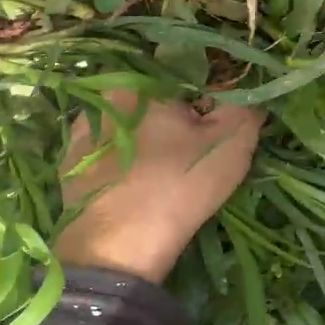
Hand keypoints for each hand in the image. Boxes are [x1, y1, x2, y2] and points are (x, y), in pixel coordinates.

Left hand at [55, 91, 263, 282]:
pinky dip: (138, 162)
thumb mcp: (235, 137)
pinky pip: (117, 155)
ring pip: (137, 129)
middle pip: (159, 104)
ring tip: (184, 165)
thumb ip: (247, 104)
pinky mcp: (70, 173)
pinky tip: (155, 182)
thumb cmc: (180, 181)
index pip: (187, 78)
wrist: (118, 247)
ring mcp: (78, 142)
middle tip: (210, 143)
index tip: (230, 118)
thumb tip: (253, 93)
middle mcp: (99, 107)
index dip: (215, 95)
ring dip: (160, 139)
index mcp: (136, 88)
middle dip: (185, 117)